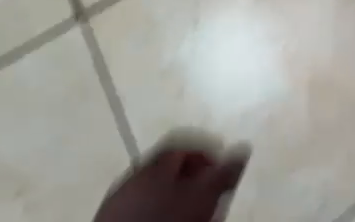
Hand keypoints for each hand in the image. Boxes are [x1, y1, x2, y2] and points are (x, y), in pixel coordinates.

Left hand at [94, 143, 249, 221]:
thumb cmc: (169, 216)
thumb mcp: (205, 192)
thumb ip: (225, 168)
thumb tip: (244, 146)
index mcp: (158, 158)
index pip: (184, 140)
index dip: (206, 148)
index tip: (222, 163)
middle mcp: (136, 169)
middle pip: (168, 162)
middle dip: (191, 172)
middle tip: (208, 187)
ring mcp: (119, 194)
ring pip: (153, 184)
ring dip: (174, 190)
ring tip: (191, 205)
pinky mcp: (110, 215)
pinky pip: (139, 201)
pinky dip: (156, 204)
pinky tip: (167, 214)